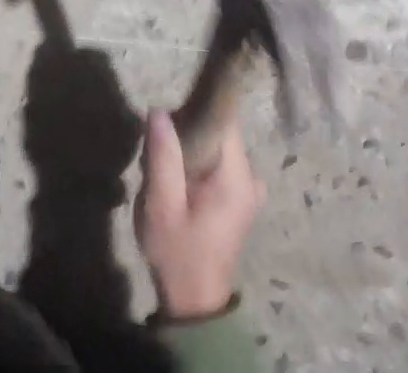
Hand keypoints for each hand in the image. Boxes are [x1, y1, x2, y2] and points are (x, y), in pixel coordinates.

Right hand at [135, 109, 265, 320]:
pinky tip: (175, 177)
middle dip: (188, 129)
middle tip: (156, 144)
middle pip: (221, 133)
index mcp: (237, 178)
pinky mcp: (239, 198)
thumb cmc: (178, 251)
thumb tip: (159, 110)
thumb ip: (163, 157)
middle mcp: (251, 179)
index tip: (169, 109)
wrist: (194, 298)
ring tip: (162, 161)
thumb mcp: (162, 204)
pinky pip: (218, 163)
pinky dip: (196, 161)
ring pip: (217, 148)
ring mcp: (248, 190)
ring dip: (189, 147)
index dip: (198, 108)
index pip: (226, 122)